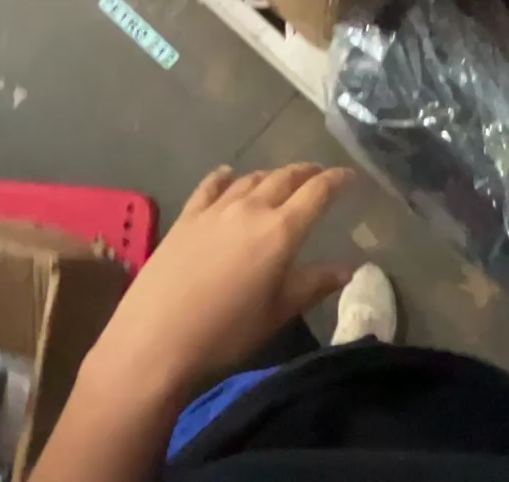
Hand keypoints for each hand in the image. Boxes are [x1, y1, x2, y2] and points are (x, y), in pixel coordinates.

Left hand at [84, 164, 356, 399]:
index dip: (336, 180)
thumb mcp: (279, 311)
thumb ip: (315, 284)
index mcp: (281, 230)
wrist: (157, 336)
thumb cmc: (227, 331)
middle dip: (306, 173)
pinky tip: (228, 175)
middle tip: (319, 174)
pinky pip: (211, 186)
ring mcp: (216, 208)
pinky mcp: (187, 216)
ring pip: (251, 178)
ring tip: (281, 179)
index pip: (317, 193)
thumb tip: (350, 268)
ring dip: (271, 175)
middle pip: (285, 178)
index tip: (350, 175)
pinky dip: (225, 177)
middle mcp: (251, 208)